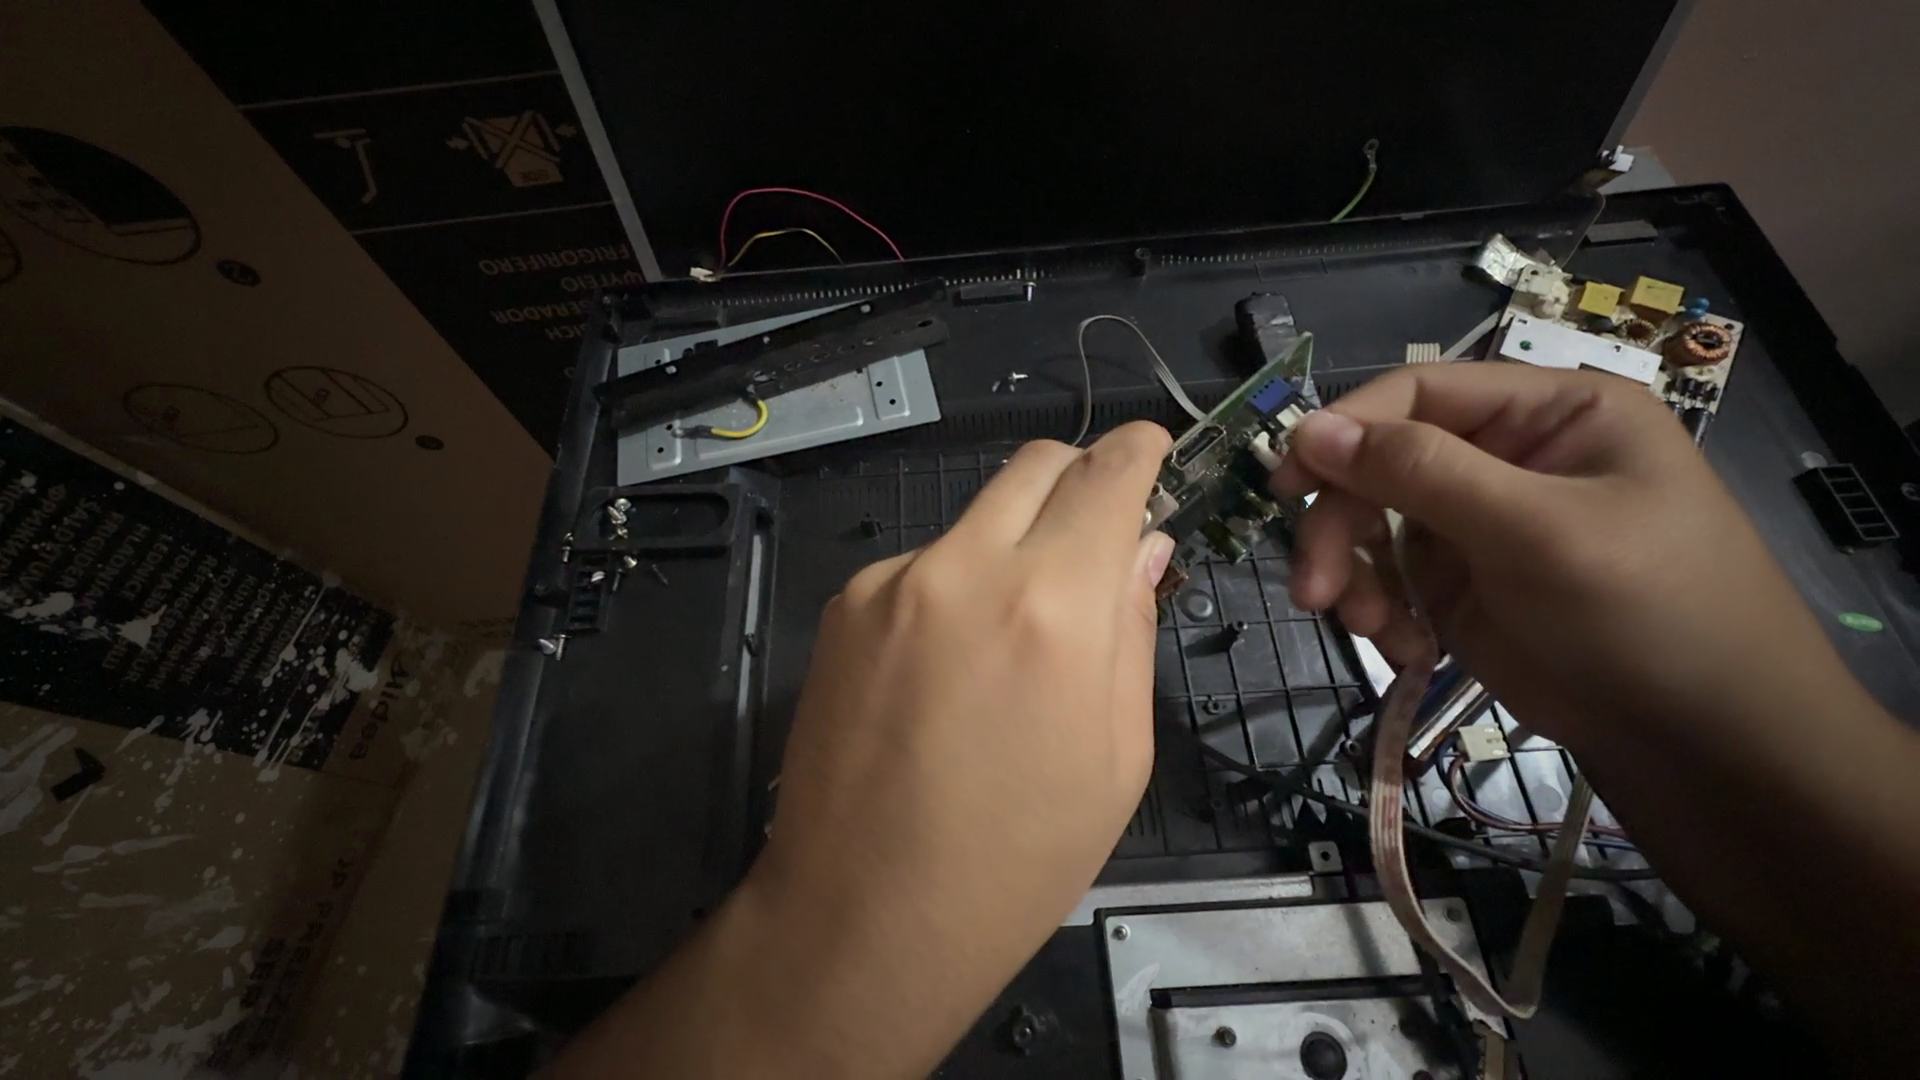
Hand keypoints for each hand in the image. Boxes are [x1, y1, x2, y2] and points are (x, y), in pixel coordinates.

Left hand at [547, 423, 1175, 1079]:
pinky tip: (943, 665)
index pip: (1107, 474)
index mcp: (1052, 606)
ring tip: (1011, 632)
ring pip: (976, 515)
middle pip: (1036, 463)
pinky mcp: (844, 605)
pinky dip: (952, 586)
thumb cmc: (1018, 856)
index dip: (1140, 451)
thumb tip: (1142, 545)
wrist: (863, 913)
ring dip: (1012, 542)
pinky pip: (922, 564)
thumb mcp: (1117, 753)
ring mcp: (891, 580)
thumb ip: (1130, 626)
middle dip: (1079, 480)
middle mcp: (965, 568)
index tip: (1153, 454)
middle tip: (1093, 537)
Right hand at [1270, 362, 1919, 1071]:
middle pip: (1378, 466)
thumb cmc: (1644, 612)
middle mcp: (1501, 456)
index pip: (1416, 393)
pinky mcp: (1452, 581)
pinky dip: (1379, 611)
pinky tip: (1408, 649)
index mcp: (1545, 413)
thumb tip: (1306, 428)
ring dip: (1353, 578)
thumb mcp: (1534, 531)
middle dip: (1340, 529)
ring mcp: (1472, 522)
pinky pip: (1382, 577)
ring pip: (1368, 525)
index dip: (1343, 430)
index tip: (1286, 482)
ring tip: (1368, 629)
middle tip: (1312, 591)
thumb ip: (1420, 471)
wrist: (1700, 744)